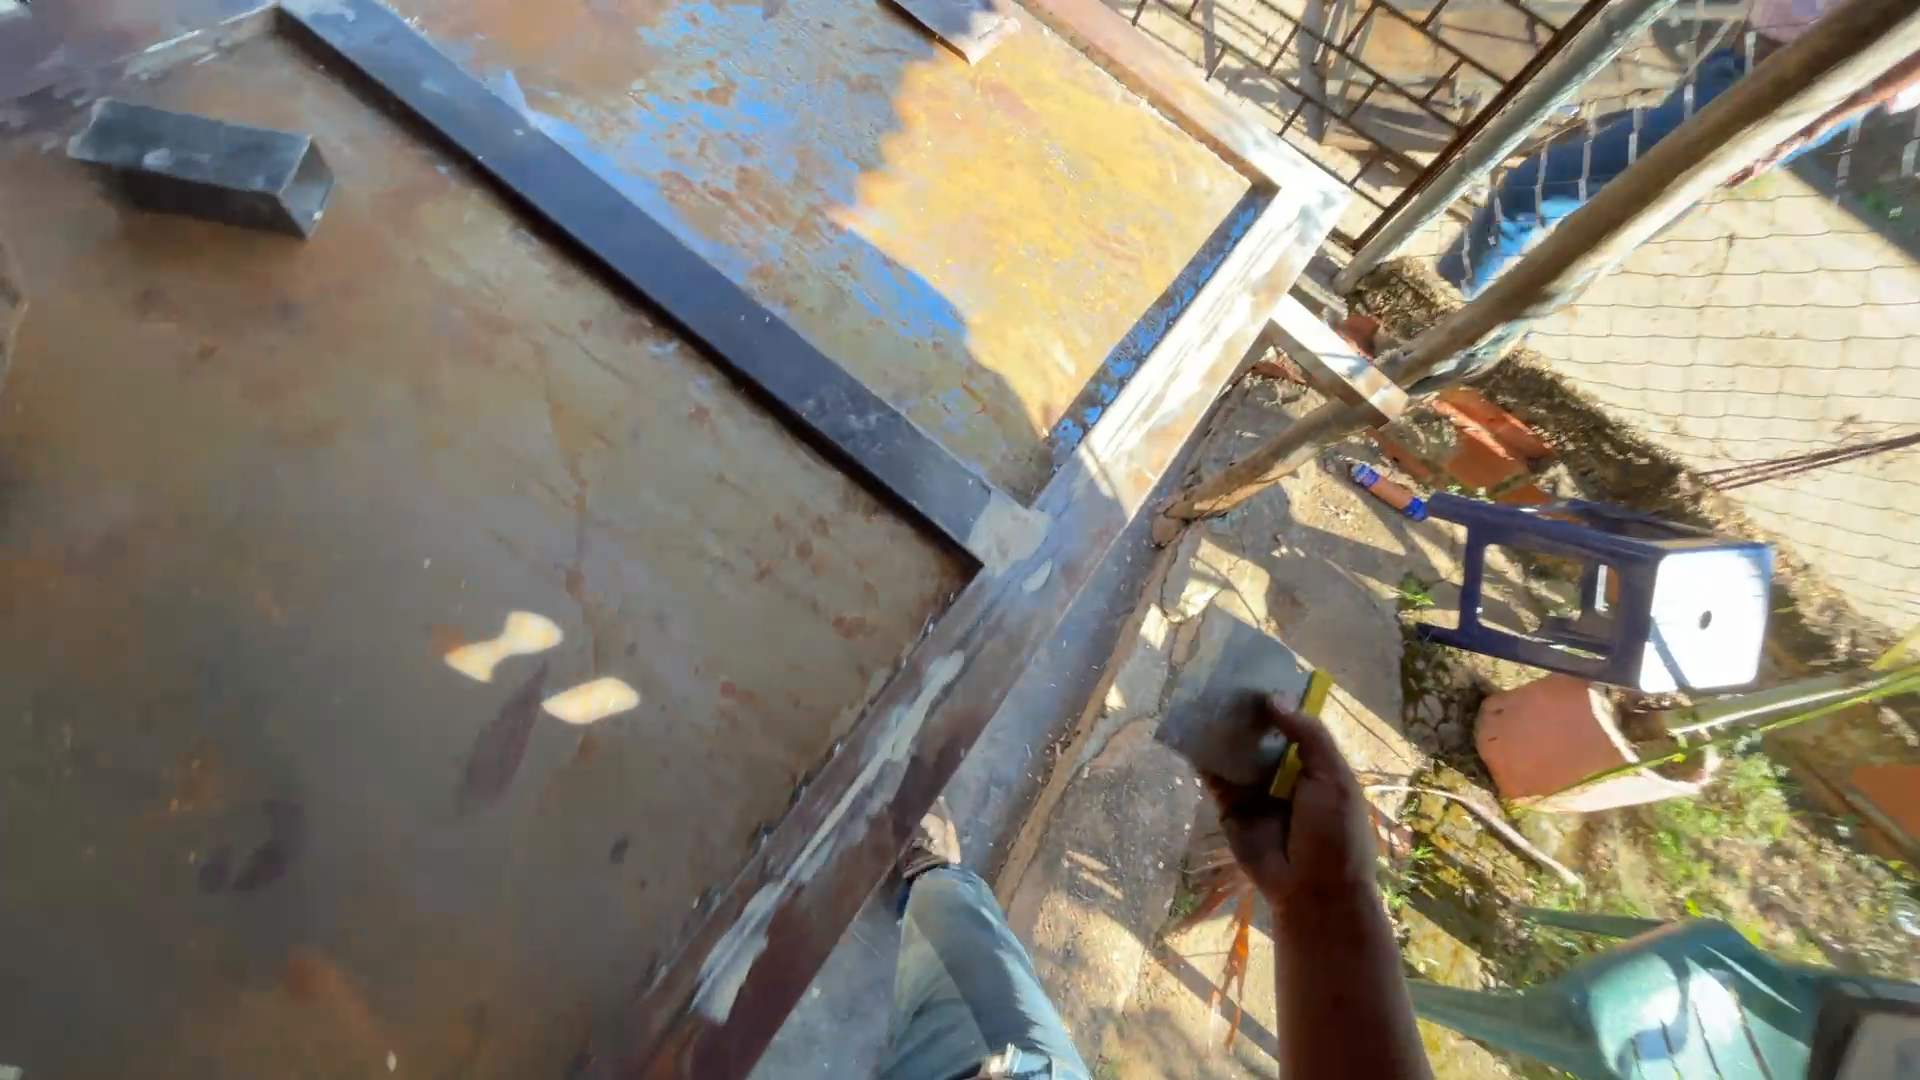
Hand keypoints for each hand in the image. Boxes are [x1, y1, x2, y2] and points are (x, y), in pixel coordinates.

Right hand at [1202, 696, 1377, 920]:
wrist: (1312, 893)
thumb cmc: (1335, 836)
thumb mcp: (1334, 781)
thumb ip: (1308, 737)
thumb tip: (1273, 698)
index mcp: (1313, 764)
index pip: (1292, 724)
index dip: (1275, 701)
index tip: (1252, 673)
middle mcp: (1281, 772)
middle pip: (1258, 734)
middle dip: (1241, 711)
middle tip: (1217, 680)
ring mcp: (1254, 788)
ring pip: (1233, 750)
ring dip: (1218, 729)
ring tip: (1196, 697)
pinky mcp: (1229, 805)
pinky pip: (1213, 776)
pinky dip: (1201, 756)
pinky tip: (1186, 732)